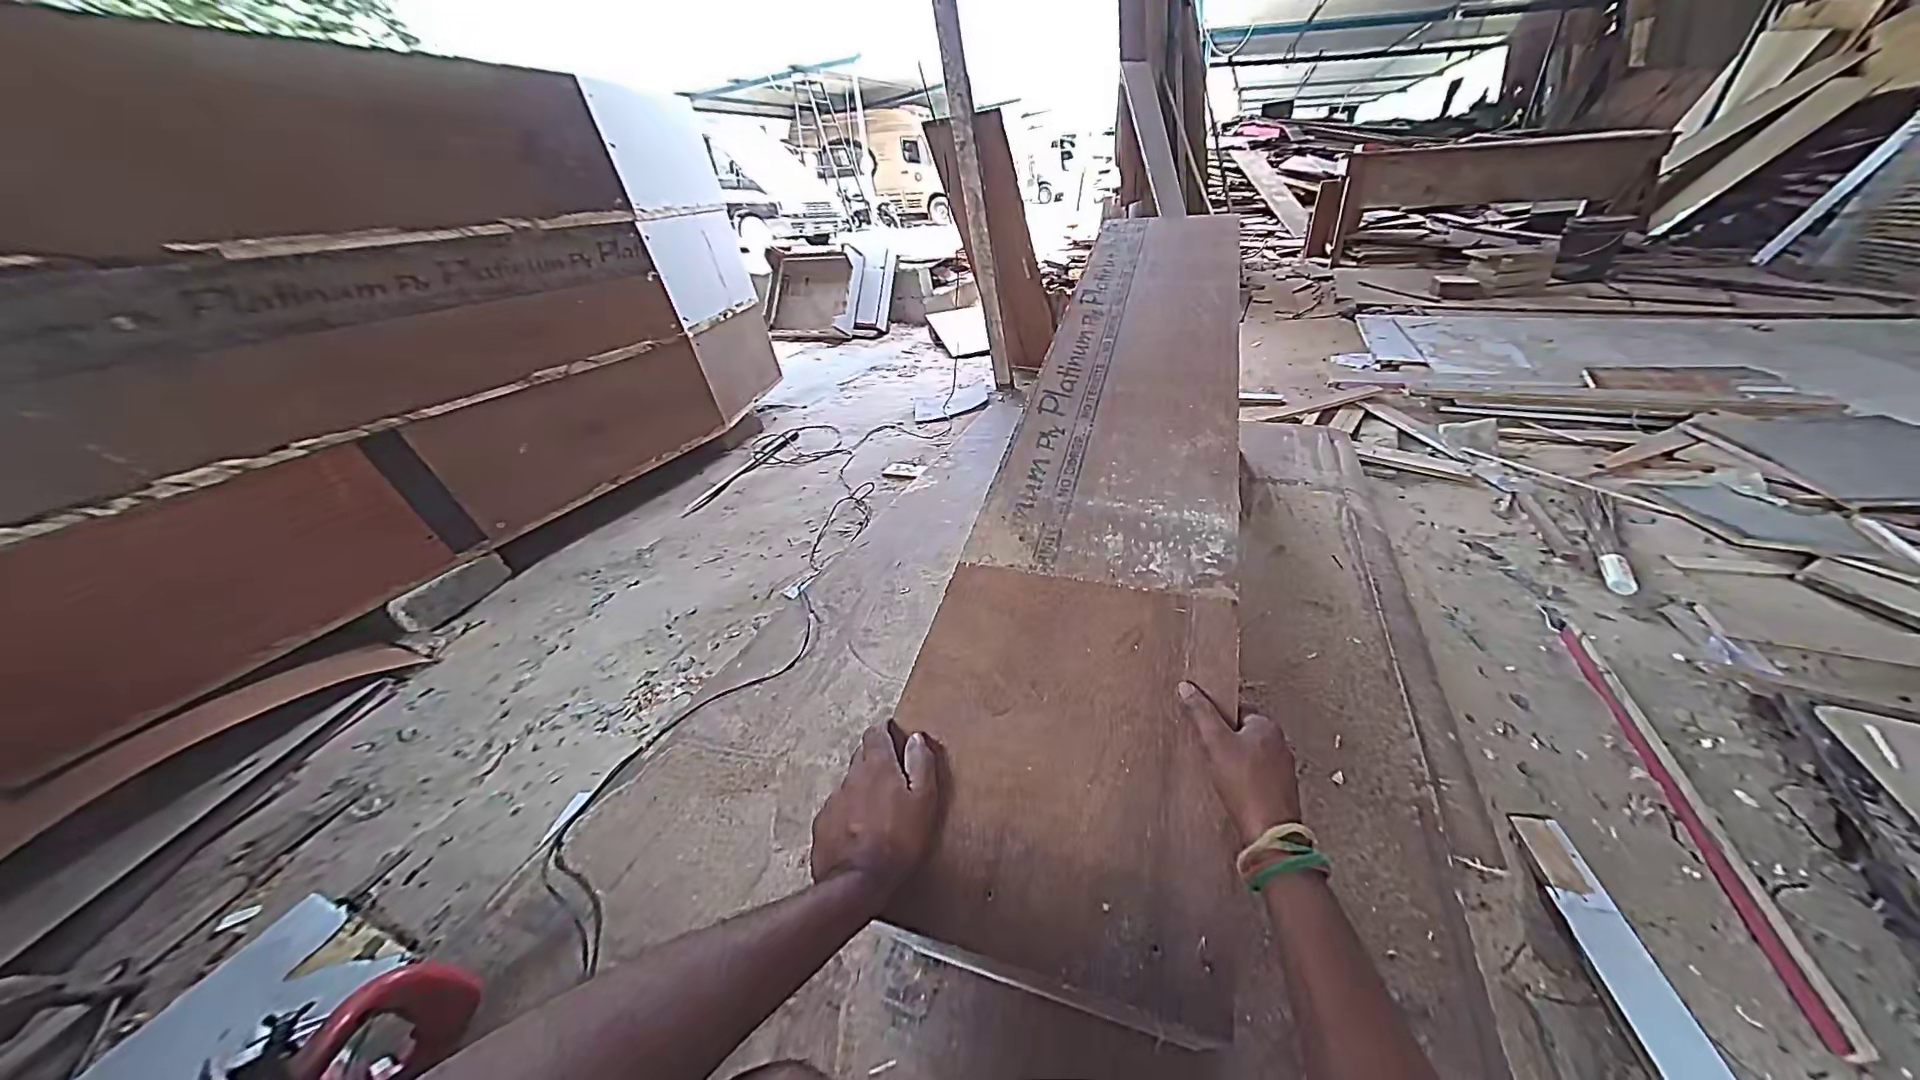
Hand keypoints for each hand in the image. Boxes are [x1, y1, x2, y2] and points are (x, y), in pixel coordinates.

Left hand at [811, 721, 940, 902]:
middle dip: (876, 760)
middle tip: (894, 776)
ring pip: (850, 785)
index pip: (875, 733)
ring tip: (879, 812)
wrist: (857, 884)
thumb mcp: (924, 801)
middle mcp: (851, 777)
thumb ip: (921, 765)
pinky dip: (849, 815)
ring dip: (863, 790)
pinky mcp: (822, 825)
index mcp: (877, 766)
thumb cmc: (898, 842)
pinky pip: (838, 811)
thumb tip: (916, 739)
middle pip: (862, 756)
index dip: (885, 732)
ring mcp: (833, 801)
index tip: (894, 735)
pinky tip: (861, 833)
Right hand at [1177, 681, 1301, 844]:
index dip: (1217, 720)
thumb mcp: (1215, 742)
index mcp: (1267, 726)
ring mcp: (1283, 768)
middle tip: (1209, 753)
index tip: (1205, 732)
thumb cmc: (1244, 784)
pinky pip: (1257, 774)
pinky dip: (1244, 778)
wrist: (1268, 831)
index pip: (1237, 710)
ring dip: (1234, 760)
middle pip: (1243, 732)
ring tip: (1219, 773)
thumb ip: (1201, 713)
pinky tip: (1232, 788)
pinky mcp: (1281, 789)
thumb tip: (1187, 687)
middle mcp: (1280, 743)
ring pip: (1251, 754)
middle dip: (1225, 741)